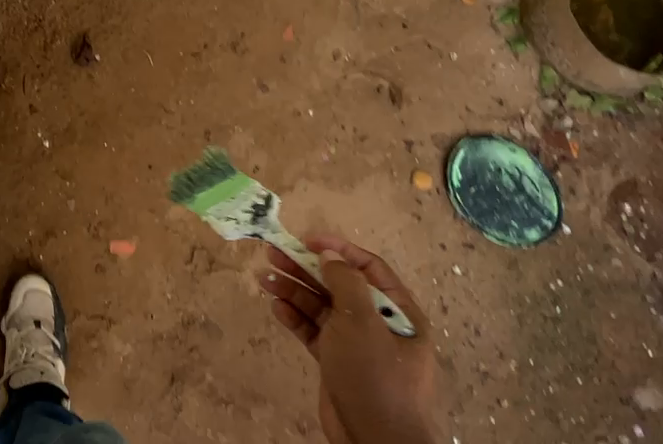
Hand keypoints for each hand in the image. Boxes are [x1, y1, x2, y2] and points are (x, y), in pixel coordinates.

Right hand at [258, 235, 437, 443]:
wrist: (375, 440)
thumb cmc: (375, 375)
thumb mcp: (361, 322)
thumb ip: (345, 282)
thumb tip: (329, 254)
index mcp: (398, 313)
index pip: (369, 268)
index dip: (338, 249)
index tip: (306, 239)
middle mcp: (379, 324)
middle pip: (338, 285)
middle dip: (306, 268)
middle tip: (272, 252)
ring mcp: (357, 344)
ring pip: (321, 307)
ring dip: (293, 290)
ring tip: (264, 278)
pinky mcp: (336, 361)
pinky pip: (314, 331)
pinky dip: (295, 317)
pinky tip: (276, 307)